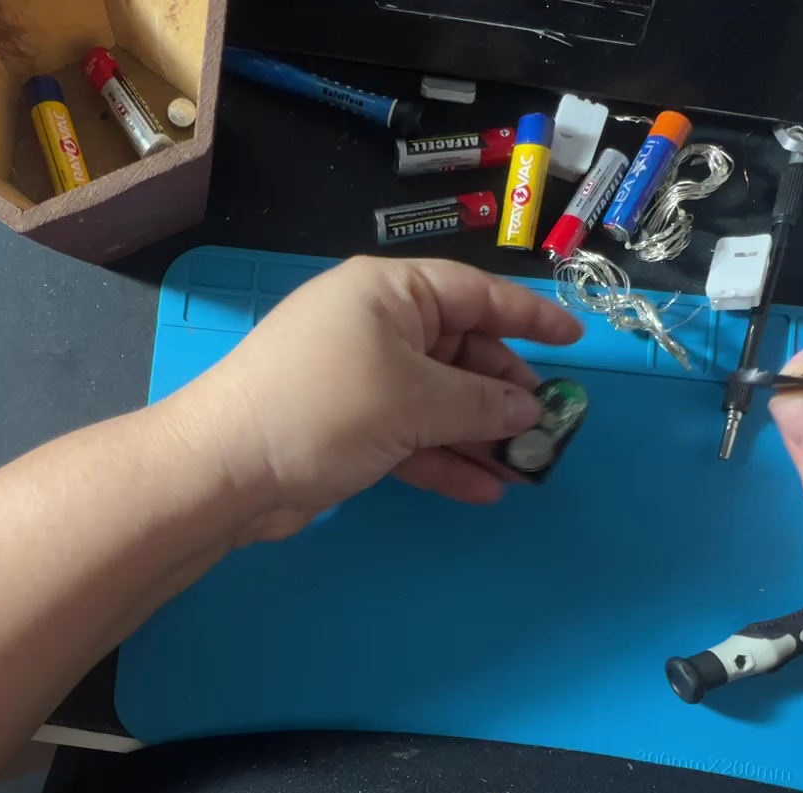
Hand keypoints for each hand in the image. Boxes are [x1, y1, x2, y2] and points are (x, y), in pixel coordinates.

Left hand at [167, 256, 581, 539]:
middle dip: (504, 394)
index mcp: (390, 295)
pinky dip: (443, 460)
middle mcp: (378, 330)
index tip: (573, 342)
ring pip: (439, 403)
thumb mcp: (411, 398)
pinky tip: (482, 487)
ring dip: (480, 436)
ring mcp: (364, 382)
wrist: (228, 469)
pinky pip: (412, 438)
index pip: (476, 294)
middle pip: (461, 353)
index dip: (529, 317)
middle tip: (545, 429)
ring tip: (525, 468)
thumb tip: (528, 409)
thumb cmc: (323, 407)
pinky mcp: (352, 429)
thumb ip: (478, 402)